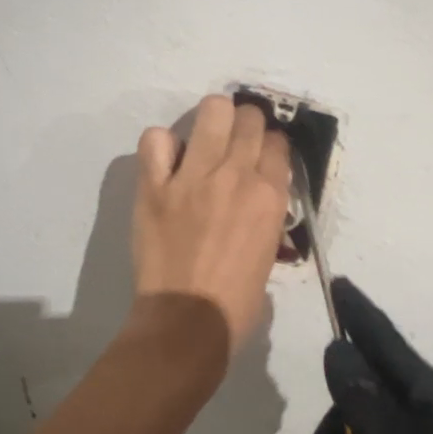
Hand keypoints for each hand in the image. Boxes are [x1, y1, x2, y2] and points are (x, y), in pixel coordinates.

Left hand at [131, 95, 290, 353]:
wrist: (187, 322)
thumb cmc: (236, 305)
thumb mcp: (268, 256)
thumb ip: (265, 220)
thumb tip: (256, 208)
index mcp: (270, 198)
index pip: (278, 143)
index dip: (270, 147)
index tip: (262, 157)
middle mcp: (236, 176)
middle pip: (248, 117)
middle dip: (245, 125)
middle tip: (235, 145)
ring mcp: (192, 177)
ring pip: (210, 112)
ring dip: (212, 121)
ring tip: (205, 141)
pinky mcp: (154, 186)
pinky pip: (156, 139)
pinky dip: (163, 146)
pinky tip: (168, 163)